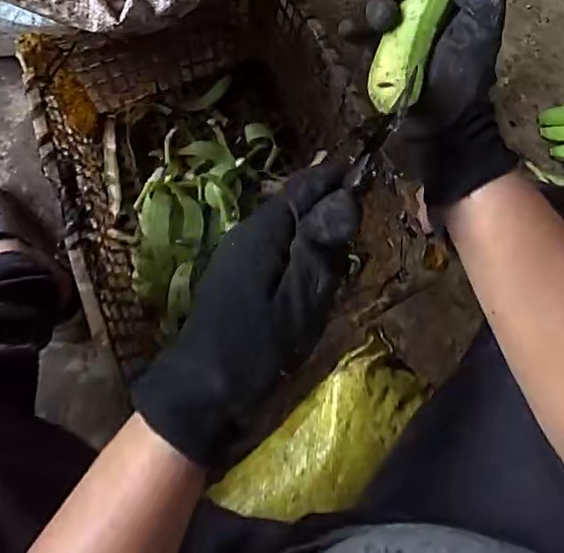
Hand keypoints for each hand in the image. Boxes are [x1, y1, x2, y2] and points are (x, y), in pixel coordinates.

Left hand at [132, 161, 360, 466]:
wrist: (197, 393)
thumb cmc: (253, 346)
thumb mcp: (297, 299)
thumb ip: (320, 245)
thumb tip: (346, 194)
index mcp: (265, 229)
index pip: (305, 185)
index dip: (336, 175)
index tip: (367, 169)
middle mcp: (249, 230)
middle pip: (294, 199)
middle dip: (328, 194)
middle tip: (364, 199)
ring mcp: (239, 251)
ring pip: (286, 220)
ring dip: (315, 217)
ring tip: (347, 224)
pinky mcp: (237, 271)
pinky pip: (277, 240)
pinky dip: (301, 238)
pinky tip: (315, 257)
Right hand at [362, 0, 519, 211]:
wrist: (442, 130)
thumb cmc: (465, 77)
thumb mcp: (480, 24)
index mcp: (457, 1)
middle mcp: (429, 11)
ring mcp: (402, 33)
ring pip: (378, 1)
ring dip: (377, 5)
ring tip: (384, 25)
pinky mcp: (380, 53)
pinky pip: (359, 32)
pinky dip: (354, 29)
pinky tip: (354, 36)